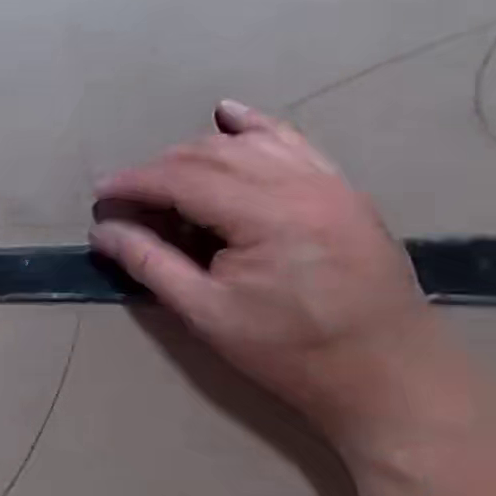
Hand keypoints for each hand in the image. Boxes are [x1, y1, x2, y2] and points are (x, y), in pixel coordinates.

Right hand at [89, 100, 444, 437]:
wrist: (395, 380)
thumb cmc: (293, 353)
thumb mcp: (207, 313)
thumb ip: (150, 264)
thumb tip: (102, 231)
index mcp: (269, 217)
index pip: (183, 179)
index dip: (135, 182)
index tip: (100, 194)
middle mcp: (301, 186)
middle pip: (211, 155)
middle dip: (159, 169)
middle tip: (128, 198)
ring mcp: (329, 184)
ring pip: (247, 144)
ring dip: (196, 152)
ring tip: (164, 176)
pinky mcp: (343, 192)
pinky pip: (292, 143)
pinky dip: (254, 128)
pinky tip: (228, 115)